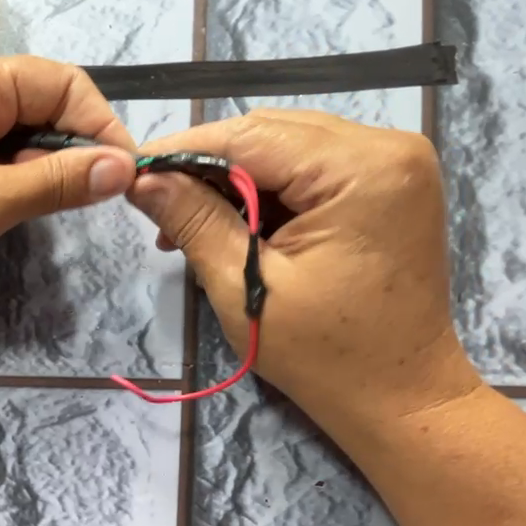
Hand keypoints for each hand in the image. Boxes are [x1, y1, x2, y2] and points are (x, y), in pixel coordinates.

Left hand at [0, 55, 136, 294]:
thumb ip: (57, 182)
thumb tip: (120, 168)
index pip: (60, 82)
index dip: (97, 123)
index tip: (120, 169)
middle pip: (37, 103)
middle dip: (67, 146)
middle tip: (85, 193)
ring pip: (12, 132)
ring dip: (37, 165)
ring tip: (44, 203)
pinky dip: (7, 175)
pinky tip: (8, 204)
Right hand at [128, 109, 482, 427]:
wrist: (396, 392)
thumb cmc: (320, 352)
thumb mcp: (243, 286)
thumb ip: (195, 223)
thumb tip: (143, 181)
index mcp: (360, 170)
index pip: (253, 136)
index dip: (183, 149)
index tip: (129, 171)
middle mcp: (387, 148)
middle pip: (273, 133)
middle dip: (206, 163)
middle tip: (151, 201)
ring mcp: (393, 165)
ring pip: (289, 148)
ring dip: (231, 179)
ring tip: (183, 222)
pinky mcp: (386, 186)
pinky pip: (311, 170)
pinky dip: (264, 191)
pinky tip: (228, 224)